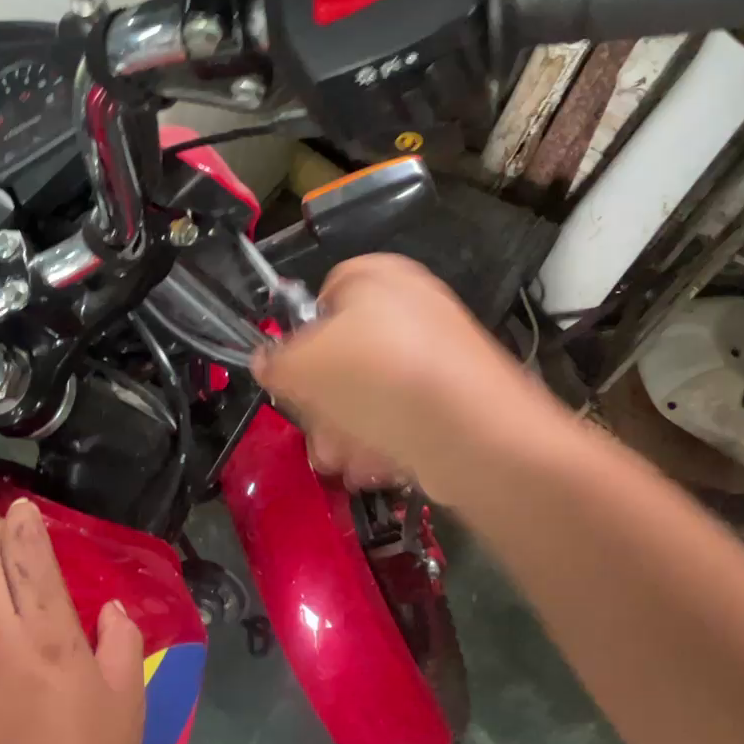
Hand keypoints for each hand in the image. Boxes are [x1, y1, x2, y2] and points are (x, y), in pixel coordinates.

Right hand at [252, 254, 569, 501]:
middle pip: (344, 353)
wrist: (476, 435)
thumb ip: (275, 362)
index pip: (320, 299)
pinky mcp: (457, 394)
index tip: (294, 379)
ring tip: (339, 461)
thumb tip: (266, 363)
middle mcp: (410, 304)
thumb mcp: (304, 366)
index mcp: (374, 276)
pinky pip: (405, 413)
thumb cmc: (380, 380)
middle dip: (322, 403)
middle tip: (316, 434)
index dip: (300, 341)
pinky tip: (373, 467)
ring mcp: (437, 351)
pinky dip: (385, 438)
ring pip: (371, 391)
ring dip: (346, 429)